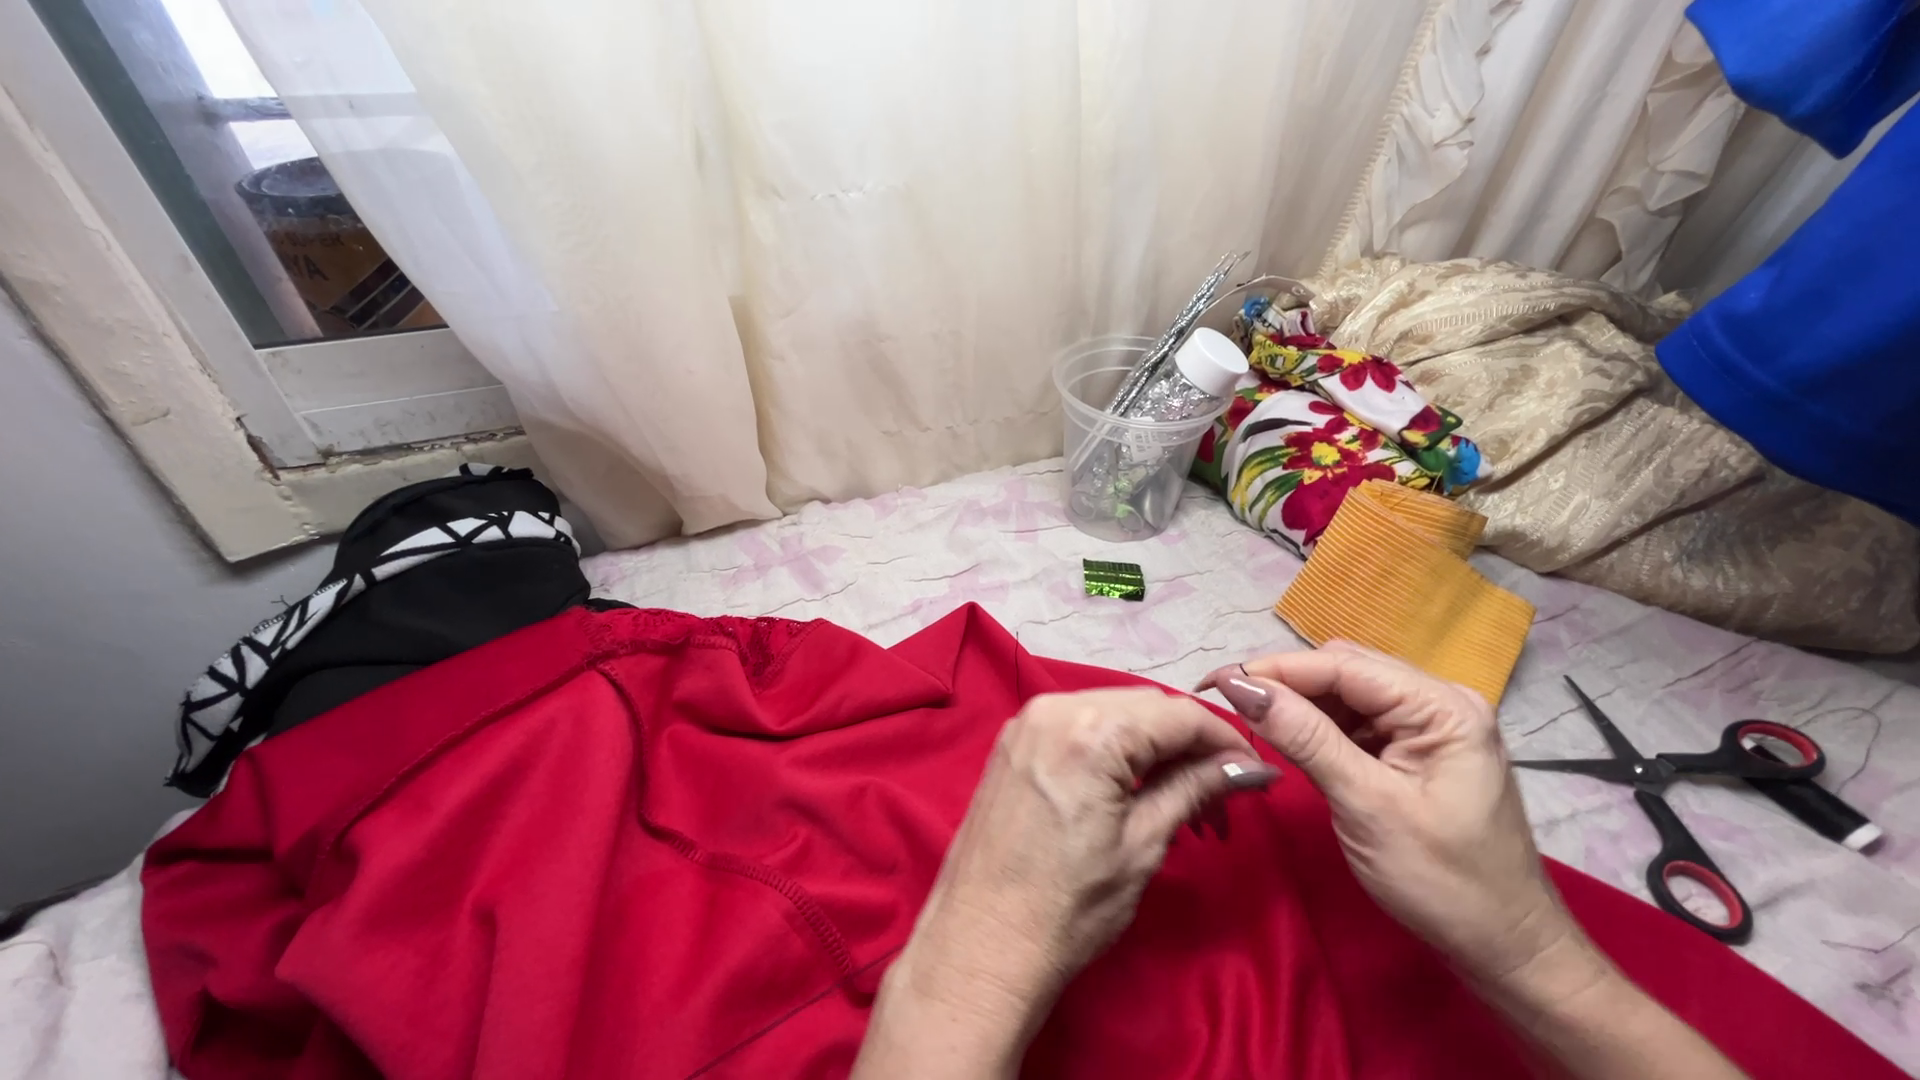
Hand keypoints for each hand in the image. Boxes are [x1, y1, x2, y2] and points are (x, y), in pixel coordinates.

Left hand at [853, 688, 1278, 1078]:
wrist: (981, 946)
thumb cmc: (1067, 908)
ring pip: (1115, 713)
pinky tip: (1136, 790)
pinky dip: (1116, 750)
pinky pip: (1081, 726)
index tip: (1256, 777)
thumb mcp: (1143, 844)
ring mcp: (1027, 722)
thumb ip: (1195, 788)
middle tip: (1219, 803)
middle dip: (1189, 747)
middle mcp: (1053, 708)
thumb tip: (1250, 768)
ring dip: (1154, 749)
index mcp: (1088, 729)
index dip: (1225, 742)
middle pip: (1146, 708)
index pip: (1178, 714)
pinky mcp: (1014, 742)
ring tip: (1183, 805)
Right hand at [1199, 642, 1747, 1078]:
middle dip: (1283, 684)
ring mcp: (1429, 724)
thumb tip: (1239, 685)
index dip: (1273, 670)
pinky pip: (1355, 721)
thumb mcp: (1365, 805)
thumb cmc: (1443, 882)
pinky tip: (1290, 742)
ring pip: (1344, 693)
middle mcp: (1438, 700)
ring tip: (1251, 723)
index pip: (1340, 665)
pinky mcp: (1415, 749)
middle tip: (1228, 706)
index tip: (1213, 682)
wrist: (1506, 949)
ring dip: (1297, 705)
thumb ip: (1303, 737)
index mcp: (1441, 706)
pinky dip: (1317, 728)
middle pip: (1342, 670)